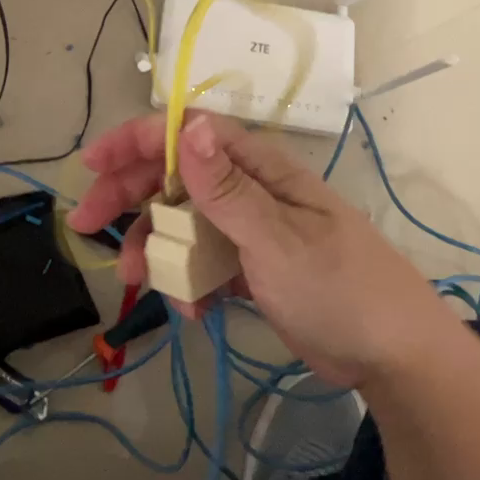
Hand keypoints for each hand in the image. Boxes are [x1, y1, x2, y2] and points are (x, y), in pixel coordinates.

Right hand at [67, 112, 454, 386]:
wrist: (392, 355)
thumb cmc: (339, 287)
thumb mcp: (277, 239)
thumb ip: (227, 188)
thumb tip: (188, 125)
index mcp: (259, 168)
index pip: (188, 134)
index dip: (136, 141)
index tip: (92, 165)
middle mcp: (250, 189)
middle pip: (175, 177)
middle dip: (128, 196)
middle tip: (87, 225)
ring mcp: (250, 229)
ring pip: (183, 223)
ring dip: (156, 247)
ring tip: (139, 284)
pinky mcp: (252, 267)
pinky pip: (204, 262)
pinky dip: (188, 281)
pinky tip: (191, 310)